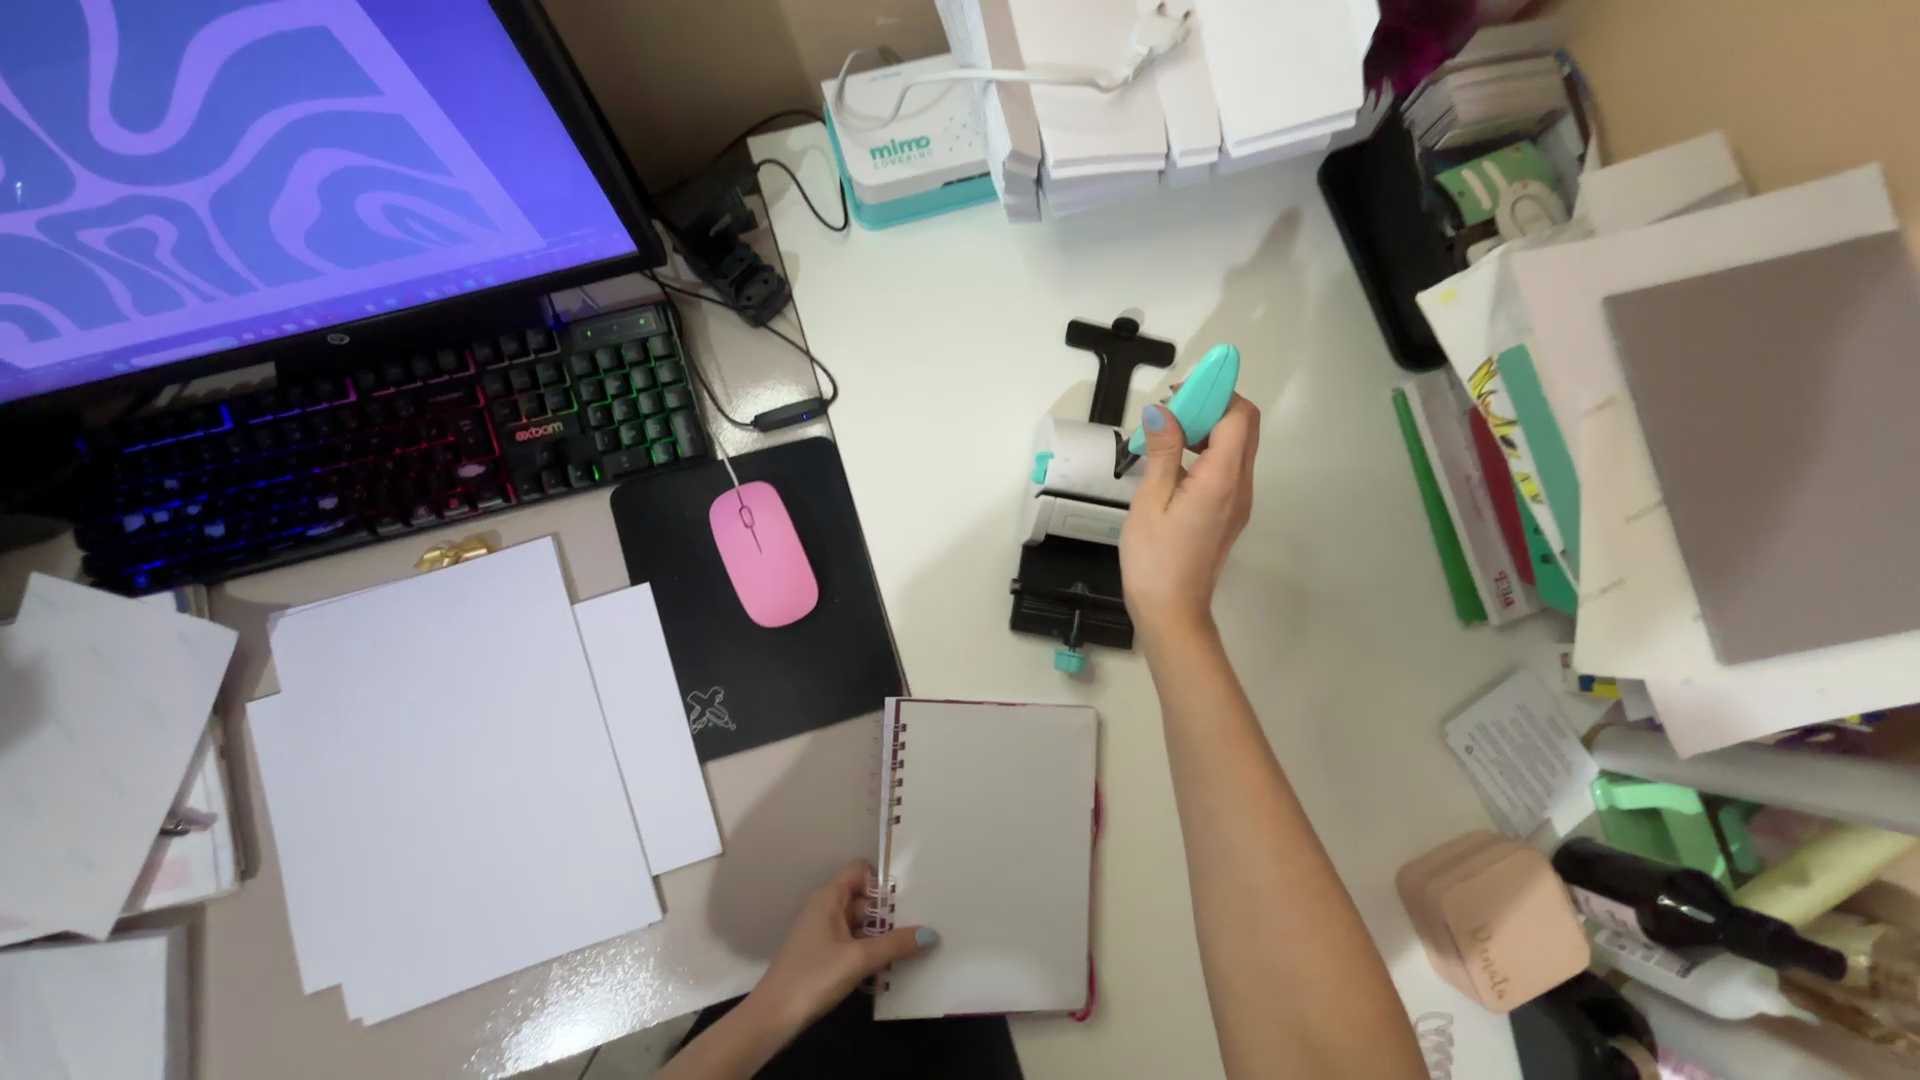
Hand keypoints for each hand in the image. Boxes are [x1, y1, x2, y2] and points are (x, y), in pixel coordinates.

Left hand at [746, 860, 937, 1035]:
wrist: (773, 1017)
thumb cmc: (814, 976)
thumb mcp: (859, 959)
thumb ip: (895, 944)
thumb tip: (930, 933)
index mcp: (829, 896)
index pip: (860, 870)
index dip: (882, 880)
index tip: (908, 898)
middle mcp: (825, 907)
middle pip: (863, 898)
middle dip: (888, 913)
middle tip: (919, 925)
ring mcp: (822, 932)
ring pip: (859, 924)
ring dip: (881, 936)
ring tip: (910, 948)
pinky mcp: (821, 954)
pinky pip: (852, 942)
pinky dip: (868, 951)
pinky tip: (887, 968)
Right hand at [1120, 396, 1260, 643]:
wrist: (1171, 611)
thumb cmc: (1154, 558)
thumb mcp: (1150, 500)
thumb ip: (1162, 451)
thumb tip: (1162, 410)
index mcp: (1223, 479)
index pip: (1238, 416)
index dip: (1216, 393)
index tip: (1180, 390)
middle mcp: (1241, 486)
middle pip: (1244, 427)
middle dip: (1212, 407)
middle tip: (1170, 410)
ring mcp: (1239, 501)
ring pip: (1236, 447)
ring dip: (1207, 429)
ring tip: (1164, 435)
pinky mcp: (1229, 513)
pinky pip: (1227, 469)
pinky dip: (1206, 453)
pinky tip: (1172, 463)